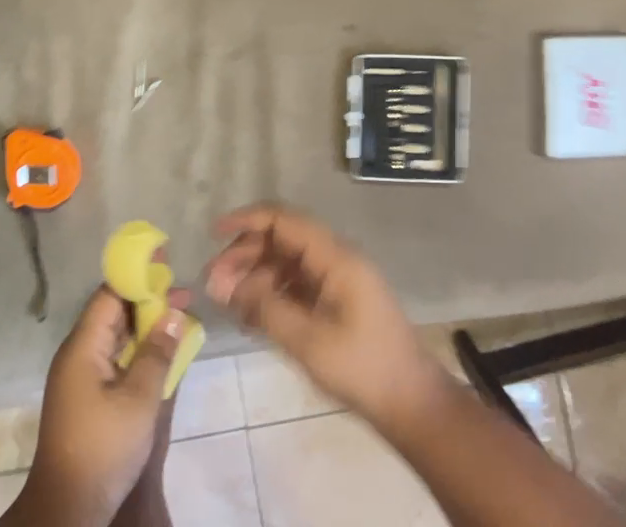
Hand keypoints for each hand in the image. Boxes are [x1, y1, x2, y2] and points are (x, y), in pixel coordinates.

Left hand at [8, 287, 191, 526]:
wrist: (69, 503)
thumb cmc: (104, 446)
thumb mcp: (139, 400)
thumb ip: (157, 354)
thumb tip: (173, 312)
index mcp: (82, 347)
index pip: (109, 296)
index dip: (137, 278)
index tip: (168, 265)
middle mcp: (77, 355)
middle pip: (112, 315)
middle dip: (147, 302)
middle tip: (185, 296)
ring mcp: (79, 377)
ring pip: (114, 339)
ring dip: (145, 328)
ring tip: (180, 319)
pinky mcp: (86, 397)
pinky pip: (113, 361)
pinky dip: (137, 353)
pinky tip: (161, 355)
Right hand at [204, 203, 444, 429]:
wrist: (412, 405)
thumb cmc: (362, 369)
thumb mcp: (306, 340)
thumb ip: (263, 305)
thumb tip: (222, 282)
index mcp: (336, 259)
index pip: (284, 220)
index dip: (246, 220)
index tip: (213, 233)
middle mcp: (336, 261)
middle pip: (281, 240)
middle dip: (244, 256)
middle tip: (215, 285)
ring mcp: (337, 282)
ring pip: (285, 264)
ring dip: (254, 278)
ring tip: (230, 307)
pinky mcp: (336, 303)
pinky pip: (296, 286)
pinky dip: (271, 296)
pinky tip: (251, 320)